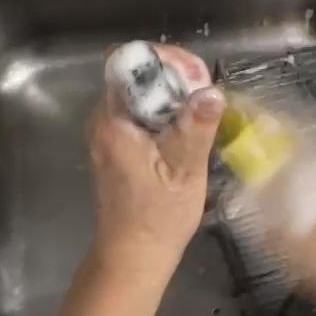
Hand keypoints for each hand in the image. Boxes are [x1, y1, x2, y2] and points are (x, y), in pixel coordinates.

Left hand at [85, 45, 221, 275]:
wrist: (133, 256)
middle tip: (206, 92)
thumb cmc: (157, 217)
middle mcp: (103, 119)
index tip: (195, 76)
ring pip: (139, 91)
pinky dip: (165, 110)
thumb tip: (212, 91)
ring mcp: (108, 132)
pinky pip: (141, 111)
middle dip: (173, 74)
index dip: (163, 59)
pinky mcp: (118, 144)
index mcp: (113, 121)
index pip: (127, 62)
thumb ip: (195, 128)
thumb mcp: (184, 171)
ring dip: (172, 92)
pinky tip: (189, 127)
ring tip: (203, 108)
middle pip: (134, 73)